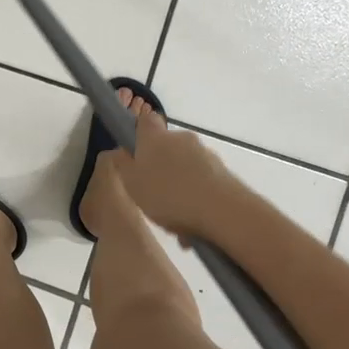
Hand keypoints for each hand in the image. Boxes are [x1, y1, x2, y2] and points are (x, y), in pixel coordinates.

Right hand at [106, 104, 245, 236]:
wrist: (224, 212)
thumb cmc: (168, 194)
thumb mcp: (131, 182)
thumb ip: (123, 164)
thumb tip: (124, 151)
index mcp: (155, 137)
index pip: (146, 120)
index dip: (140, 131)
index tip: (136, 150)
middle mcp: (182, 139)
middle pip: (168, 147)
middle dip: (163, 166)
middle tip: (155, 193)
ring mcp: (207, 156)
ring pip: (187, 168)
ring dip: (182, 186)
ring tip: (178, 221)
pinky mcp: (226, 175)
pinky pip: (205, 184)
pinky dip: (199, 199)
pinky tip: (195, 228)